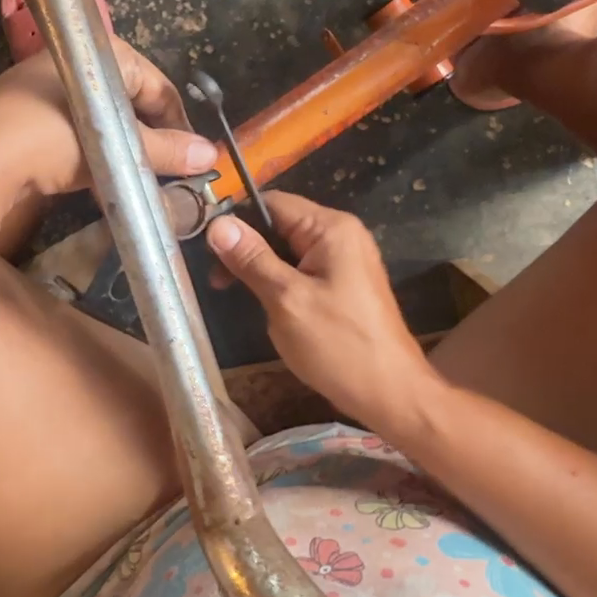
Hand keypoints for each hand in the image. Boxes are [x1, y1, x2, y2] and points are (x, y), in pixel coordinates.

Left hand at [0, 37, 219, 201]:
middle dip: (150, 140)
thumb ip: (164, 150)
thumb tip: (211, 156)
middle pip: (131, 102)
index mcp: (101, 52)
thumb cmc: (52, 137)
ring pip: (104, 122)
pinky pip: (76, 134)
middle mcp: (76, 62)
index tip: (192, 158)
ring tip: (136, 184)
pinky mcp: (29, 118)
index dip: (179, 122)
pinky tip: (99, 185)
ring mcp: (49, 88)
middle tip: (166, 175)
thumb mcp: (114, 144)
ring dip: (122, 153)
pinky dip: (94, 157)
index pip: (159, 85)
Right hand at [206, 191, 442, 427]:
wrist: (391, 394)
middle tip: (216, 281)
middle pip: (280, 225)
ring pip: (288, 250)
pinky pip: (302, 269)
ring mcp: (344, 260)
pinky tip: (265, 305)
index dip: (236, 221)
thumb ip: (252, 259)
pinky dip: (279, 282)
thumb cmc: (339, 345)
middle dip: (246, 247)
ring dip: (260, 268)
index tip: (206, 249)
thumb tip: (217, 224)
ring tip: (234, 294)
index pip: (272, 203)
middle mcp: (341, 234)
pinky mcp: (343, 284)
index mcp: (331, 228)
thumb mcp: (286, 300)